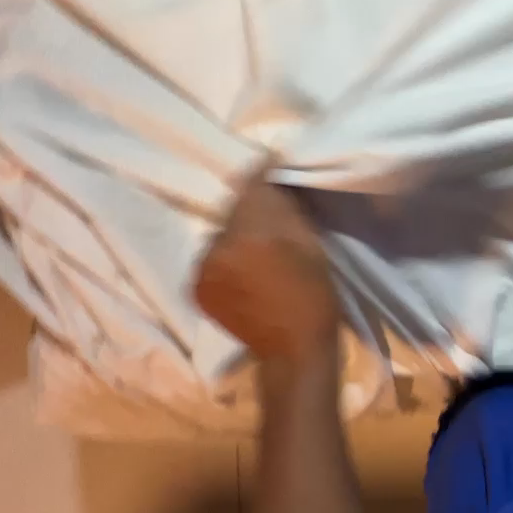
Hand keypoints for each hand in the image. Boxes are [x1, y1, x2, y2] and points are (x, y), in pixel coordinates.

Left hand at [195, 168, 341, 362]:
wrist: (295, 353)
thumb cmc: (316, 300)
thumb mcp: (314, 250)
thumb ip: (290, 213)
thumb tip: (276, 181)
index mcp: (255, 234)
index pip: (253, 187)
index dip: (265, 171)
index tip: (274, 159)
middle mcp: (219, 246)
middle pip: (235, 212)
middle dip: (254, 211)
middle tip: (276, 218)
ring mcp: (202, 268)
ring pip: (222, 236)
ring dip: (239, 237)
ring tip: (261, 253)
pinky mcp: (195, 287)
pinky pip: (213, 261)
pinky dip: (228, 261)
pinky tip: (247, 274)